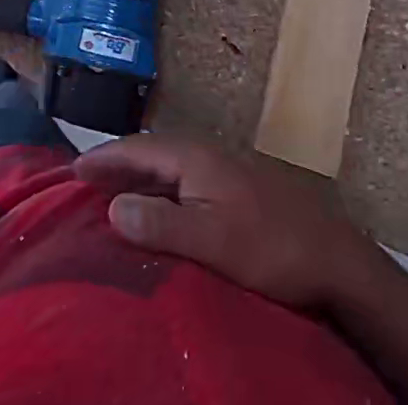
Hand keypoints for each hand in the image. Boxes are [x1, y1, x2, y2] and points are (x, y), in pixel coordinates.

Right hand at [74, 134, 380, 309]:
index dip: (102, 158)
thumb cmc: (269, 246)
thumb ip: (160, 222)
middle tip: (83, 184)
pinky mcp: (235, 190)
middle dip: (115, 165)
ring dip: (137, 178)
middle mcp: (205, 154)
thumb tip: (112, 206)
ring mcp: (222, 170)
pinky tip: (156, 210)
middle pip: (149, 154)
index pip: (136, 149)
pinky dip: (159, 191)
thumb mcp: (211, 239)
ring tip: (109, 196)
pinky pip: (183, 182)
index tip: (71, 170)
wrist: (335, 259)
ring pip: (167, 168)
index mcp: (193, 157)